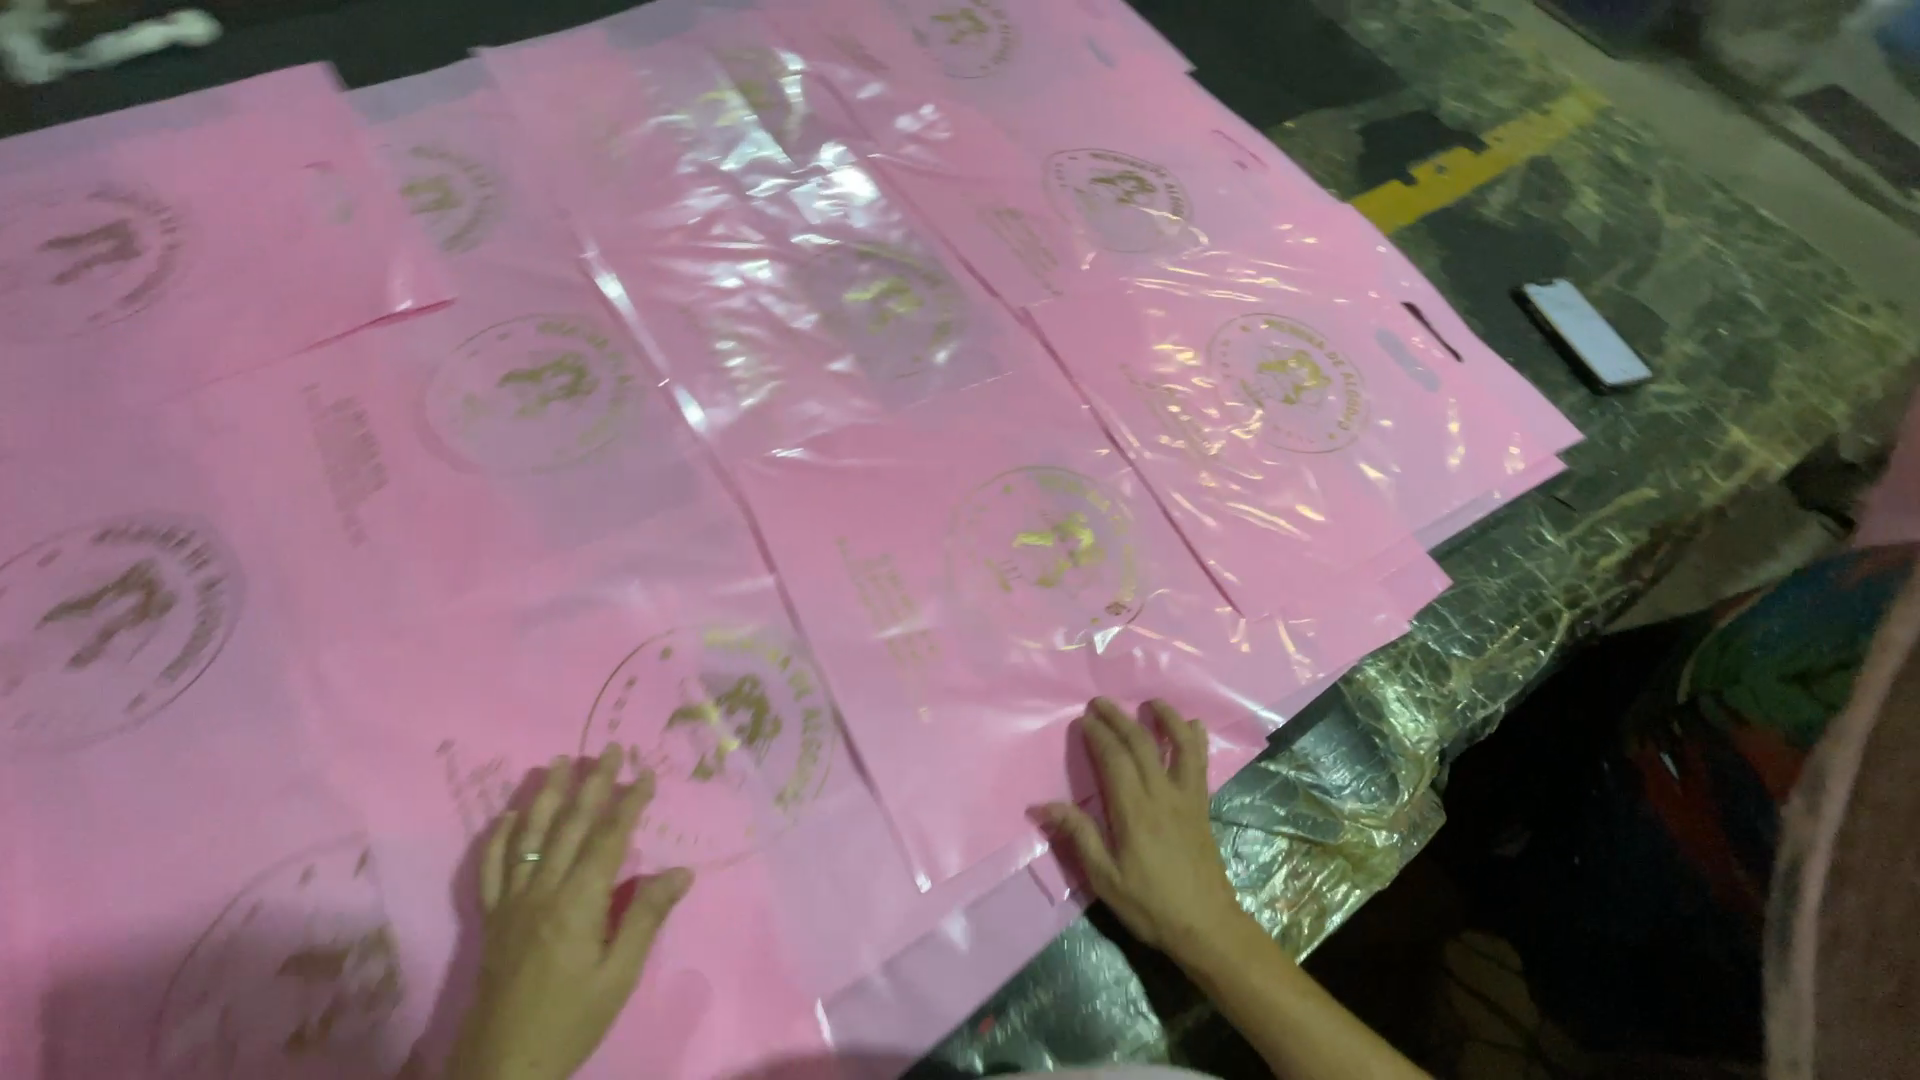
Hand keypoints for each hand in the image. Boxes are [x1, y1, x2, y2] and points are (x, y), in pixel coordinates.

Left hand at [447, 745, 693, 1079]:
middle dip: (592, 784)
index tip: (644, 771)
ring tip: (558, 761)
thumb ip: (646, 918)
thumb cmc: (572, 1019)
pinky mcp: (491, 919)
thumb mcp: (620, 976)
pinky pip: (492, 868)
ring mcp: (511, 903)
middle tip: (609, 749)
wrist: (502, 1067)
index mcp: (579, 904)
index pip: (609, 839)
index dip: (628, 802)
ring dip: (546, 795)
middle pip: (570, 826)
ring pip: (530, 837)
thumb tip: (681, 871)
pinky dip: (501, 837)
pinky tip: (509, 815)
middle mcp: (542, 892)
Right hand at [1042, 698, 1250, 964]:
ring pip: (1179, 746)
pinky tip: (1194, 727)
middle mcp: (1162, 795)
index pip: (1113, 759)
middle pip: (1141, 744)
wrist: (1207, 927)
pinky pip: (1200, 764)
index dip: (1098, 735)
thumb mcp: (1105, 878)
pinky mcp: (1202, 807)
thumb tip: (1041, 806)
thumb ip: (1078, 835)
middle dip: (1119, 718)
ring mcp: (1187, 799)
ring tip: (1151, 701)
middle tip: (1100, 702)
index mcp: (1134, 811)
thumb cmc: (1150, 905)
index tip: (1084, 719)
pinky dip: (1195, 741)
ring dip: (1166, 719)